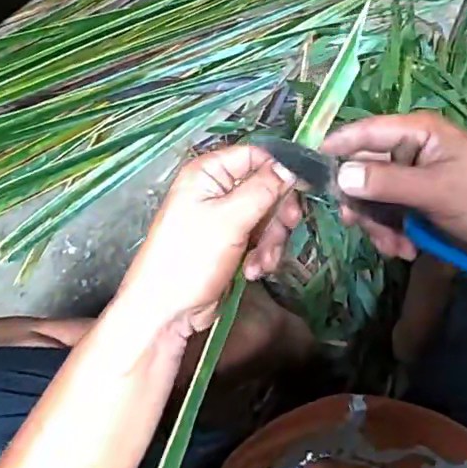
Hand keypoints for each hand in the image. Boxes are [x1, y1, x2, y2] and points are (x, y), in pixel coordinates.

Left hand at [110, 144, 299, 344]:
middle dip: (276, 214)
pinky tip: (252, 271)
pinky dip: (262, 254)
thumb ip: (263, 189)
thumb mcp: (230, 220)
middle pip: (266, 187)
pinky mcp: (231, 241)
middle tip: (285, 230)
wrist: (166, 312)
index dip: (279, 170)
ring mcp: (223, 216)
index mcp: (208, 172)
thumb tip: (290, 168)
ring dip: (270, 240)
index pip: (255, 155)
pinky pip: (260, 238)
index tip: (300, 189)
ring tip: (259, 263)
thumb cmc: (189, 259)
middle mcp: (215, 188)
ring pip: (267, 216)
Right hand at [322, 112, 466, 262]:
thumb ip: (386, 182)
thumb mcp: (436, 190)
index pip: (366, 131)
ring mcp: (414, 176)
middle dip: (361, 200)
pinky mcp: (418, 201)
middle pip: (364, 167)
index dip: (337, 146)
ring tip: (393, 246)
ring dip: (377, 223)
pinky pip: (388, 213)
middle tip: (356, 224)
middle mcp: (411, 149)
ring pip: (373, 196)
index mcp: (418, 131)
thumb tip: (340, 175)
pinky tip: (404, 250)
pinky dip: (391, 232)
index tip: (307, 166)